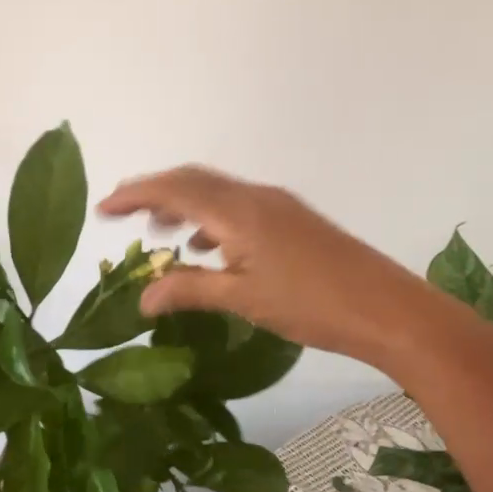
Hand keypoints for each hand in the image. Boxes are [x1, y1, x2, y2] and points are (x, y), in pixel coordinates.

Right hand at [99, 166, 450, 365]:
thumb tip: (142, 299)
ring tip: (157, 233)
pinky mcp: (292, 220)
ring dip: (180, 203)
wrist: (390, 311)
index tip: (102, 209)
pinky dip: (208, 217)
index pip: (173, 189)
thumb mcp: (242, 299)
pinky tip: (206, 247)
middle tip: (120, 212)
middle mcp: (255, 197)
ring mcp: (277, 206)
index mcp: (238, 211)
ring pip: (215, 192)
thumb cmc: (312, 305)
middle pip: (192, 180)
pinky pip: (235, 206)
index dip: (133, 195)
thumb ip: (189, 291)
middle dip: (152, 192)